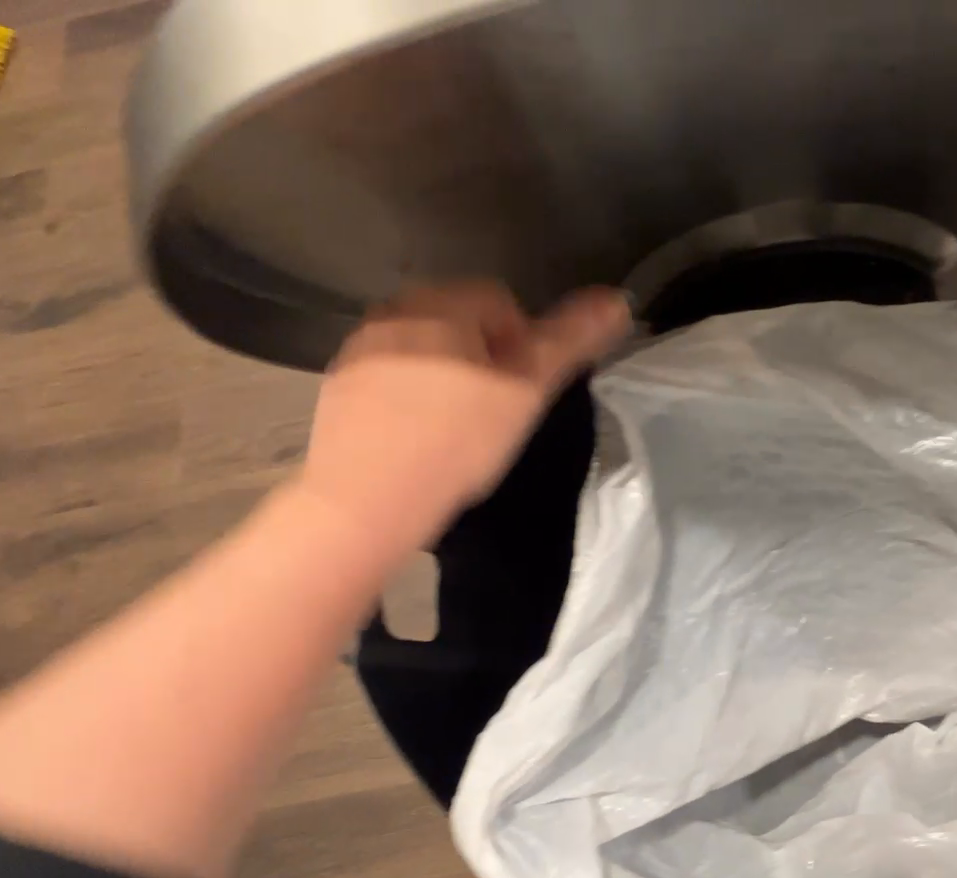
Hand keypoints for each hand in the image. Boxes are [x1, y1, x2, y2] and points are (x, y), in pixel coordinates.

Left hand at [299, 282, 631, 549]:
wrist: (368, 499)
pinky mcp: (338, 385)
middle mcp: (393, 311)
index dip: (525, 343)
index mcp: (440, 304)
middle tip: (498, 409)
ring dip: (450, 374)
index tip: (524, 388)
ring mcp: (359, 347)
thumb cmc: (457, 440)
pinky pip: (393, 375)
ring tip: (461, 427)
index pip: (501, 299)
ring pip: (426, 347)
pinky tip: (423, 436)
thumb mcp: (527, 391)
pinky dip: (413, 395)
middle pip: (460, 320)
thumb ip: (570, 342)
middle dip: (486, 355)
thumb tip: (618, 299)